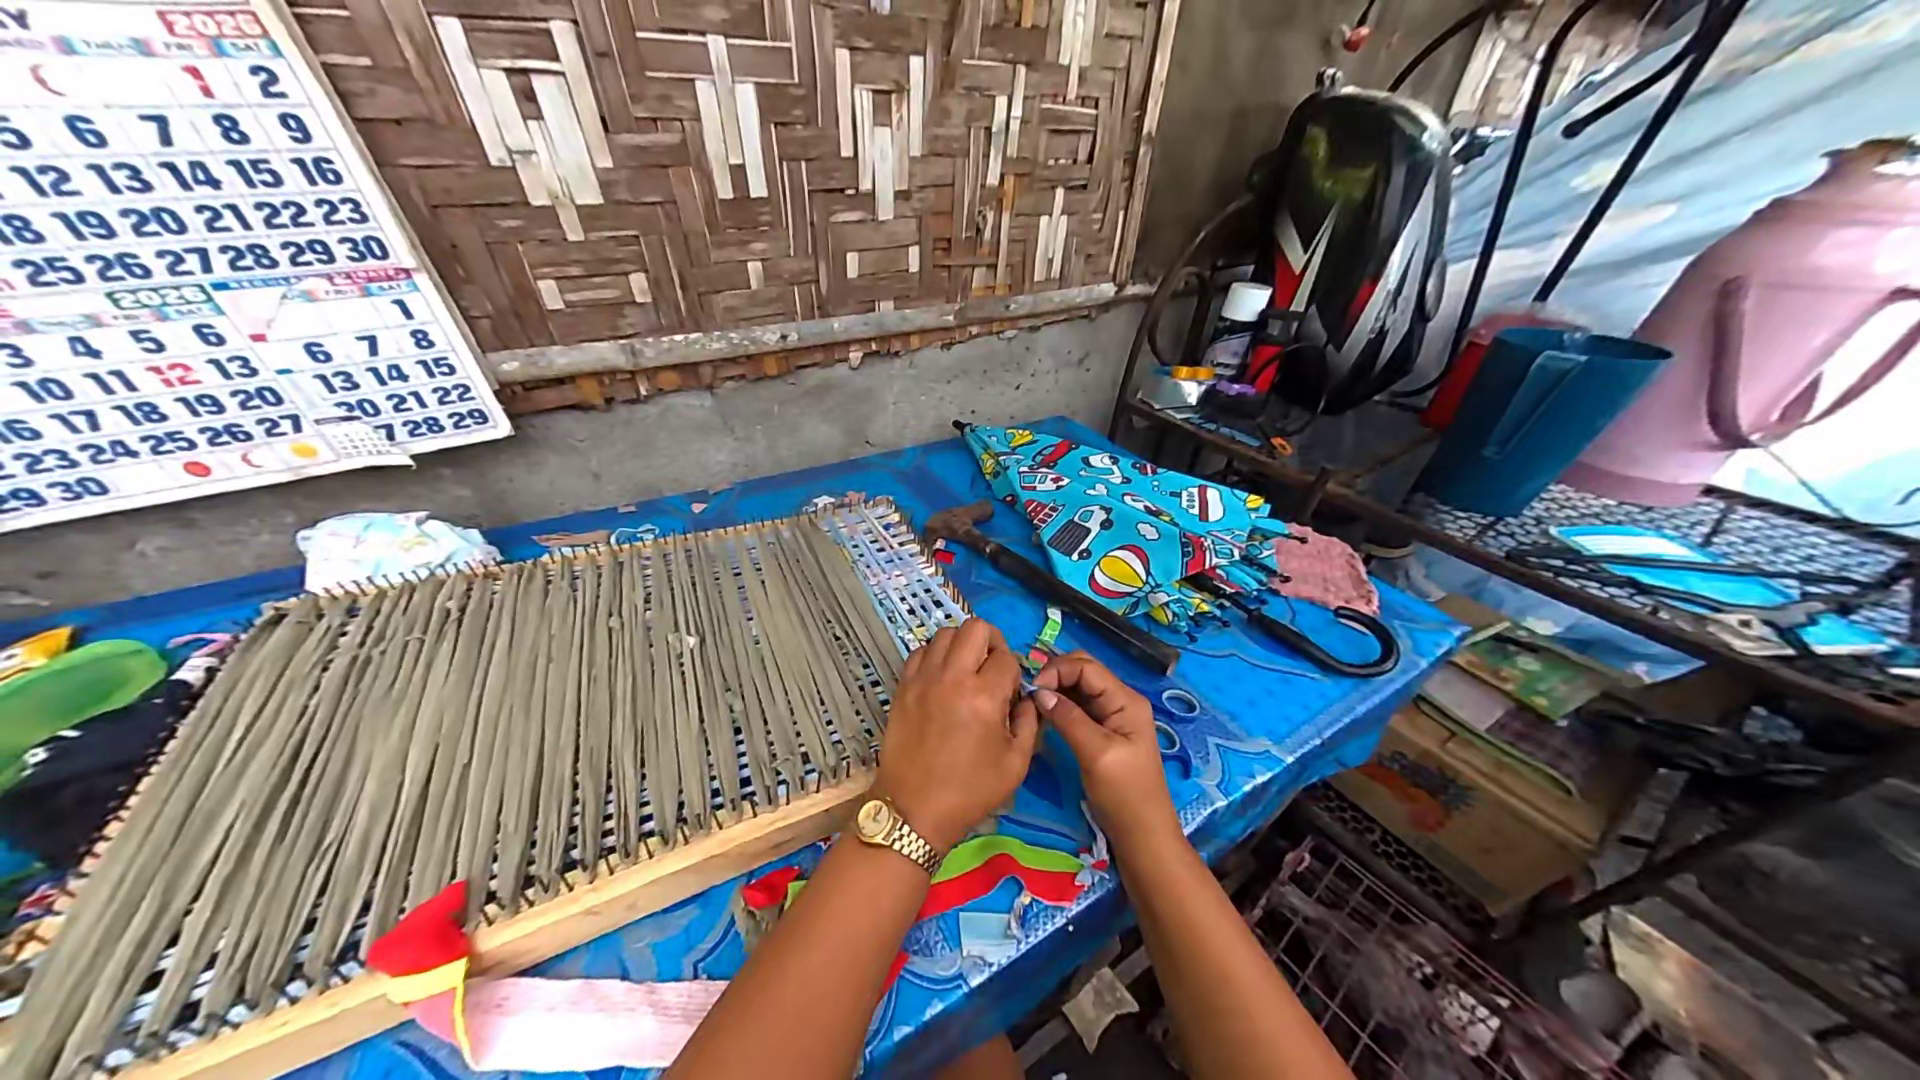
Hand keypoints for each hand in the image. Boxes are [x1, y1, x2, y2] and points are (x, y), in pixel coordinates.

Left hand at [875, 619, 1038, 850]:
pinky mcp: (903, 686)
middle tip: (992, 666)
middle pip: (974, 628)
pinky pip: (920, 651)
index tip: (1009, 693)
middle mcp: (952, 677)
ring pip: (945, 633)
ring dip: (962, 644)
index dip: (1014, 672)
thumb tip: (1025, 697)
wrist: (914, 810)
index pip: (1007, 658)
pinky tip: (942, 677)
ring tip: (967, 669)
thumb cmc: (970, 791)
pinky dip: (935, 655)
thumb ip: (1029, 722)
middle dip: (991, 641)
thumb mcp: (1016, 763)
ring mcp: (923, 678)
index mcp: (984, 695)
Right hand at [1032, 652, 1180, 848]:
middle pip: (1083, 671)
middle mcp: (1120, 700)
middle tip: (1029, 694)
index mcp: (1126, 700)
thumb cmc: (1124, 794)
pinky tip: (1043, 714)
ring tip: (1031, 703)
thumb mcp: (1096, 754)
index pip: (1086, 667)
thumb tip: (1039, 692)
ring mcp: (1111, 715)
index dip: (1057, 670)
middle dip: (1054, 675)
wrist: (1143, 835)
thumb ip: (1069, 719)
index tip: (1032, 690)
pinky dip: (1059, 705)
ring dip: (1054, 689)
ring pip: (1077, 687)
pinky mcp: (1102, 730)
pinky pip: (1077, 706)